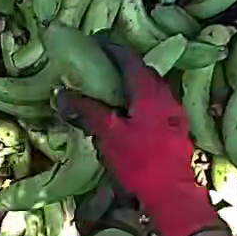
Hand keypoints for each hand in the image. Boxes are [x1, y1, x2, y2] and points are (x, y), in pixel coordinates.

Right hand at [65, 55, 219, 235]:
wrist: (172, 194)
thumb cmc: (140, 162)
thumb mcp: (108, 135)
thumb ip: (87, 112)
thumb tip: (62, 94)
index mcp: (149, 93)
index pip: (130, 60)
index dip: (112, 49)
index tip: (96, 40)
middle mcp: (166, 97)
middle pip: (143, 72)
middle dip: (122, 64)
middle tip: (101, 62)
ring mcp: (174, 114)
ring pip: (150, 89)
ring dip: (131, 83)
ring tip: (110, 86)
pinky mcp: (174, 130)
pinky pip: (154, 105)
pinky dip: (137, 100)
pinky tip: (126, 112)